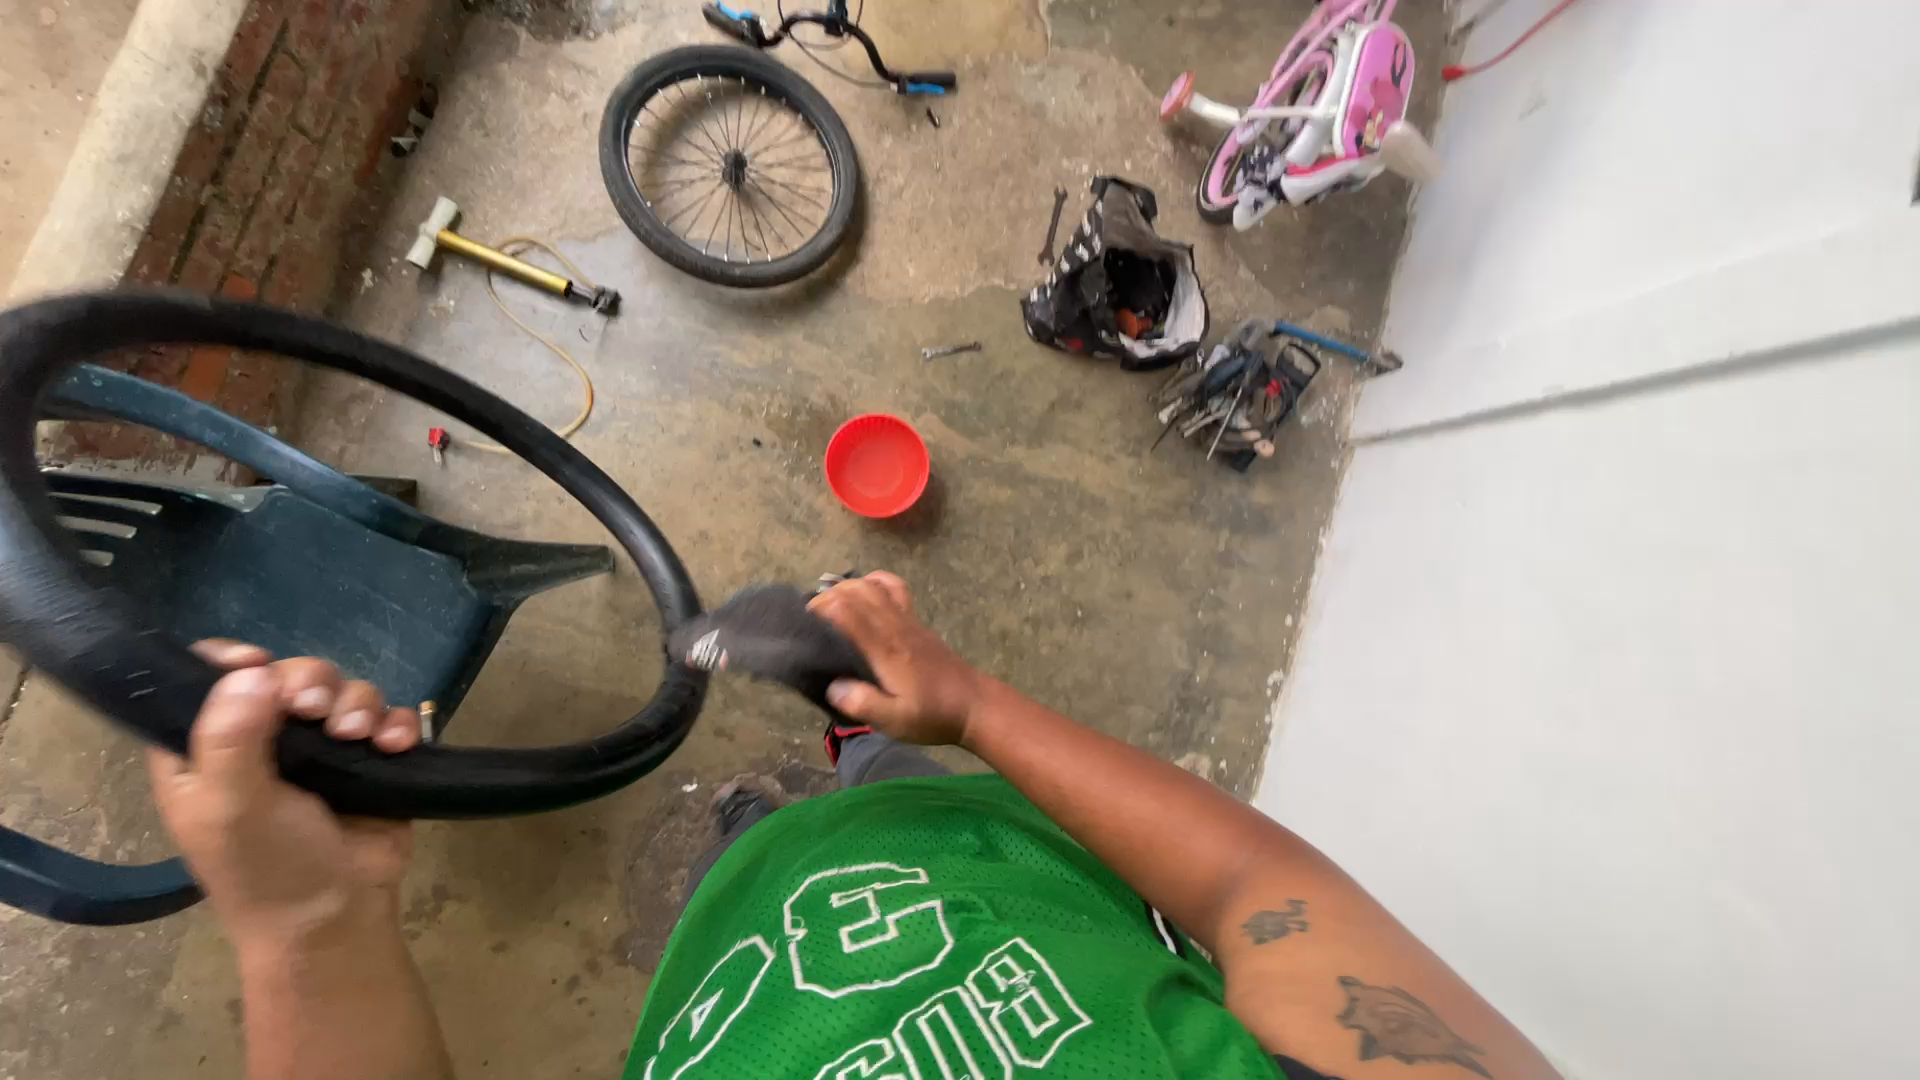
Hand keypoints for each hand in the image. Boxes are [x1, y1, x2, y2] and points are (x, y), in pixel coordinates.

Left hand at [147, 641, 423, 951]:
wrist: (338, 910)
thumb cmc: (267, 866)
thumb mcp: (232, 807)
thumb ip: (231, 739)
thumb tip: (253, 671)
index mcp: (209, 752)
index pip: (208, 684)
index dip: (231, 664)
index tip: (259, 663)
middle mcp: (267, 742)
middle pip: (291, 677)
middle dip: (313, 685)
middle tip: (318, 712)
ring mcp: (325, 749)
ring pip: (346, 692)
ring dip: (359, 705)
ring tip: (362, 737)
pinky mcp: (374, 757)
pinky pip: (390, 717)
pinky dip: (395, 724)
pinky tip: (395, 746)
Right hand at [807, 572, 991, 745]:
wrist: (974, 705)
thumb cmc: (933, 715)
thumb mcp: (895, 721)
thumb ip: (863, 704)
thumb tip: (832, 686)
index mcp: (885, 649)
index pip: (847, 612)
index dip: (820, 611)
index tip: (803, 627)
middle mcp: (895, 627)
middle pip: (856, 591)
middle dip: (826, 597)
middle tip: (810, 621)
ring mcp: (908, 620)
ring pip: (873, 585)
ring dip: (846, 587)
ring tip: (829, 607)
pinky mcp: (916, 621)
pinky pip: (894, 588)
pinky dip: (874, 582)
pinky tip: (863, 593)